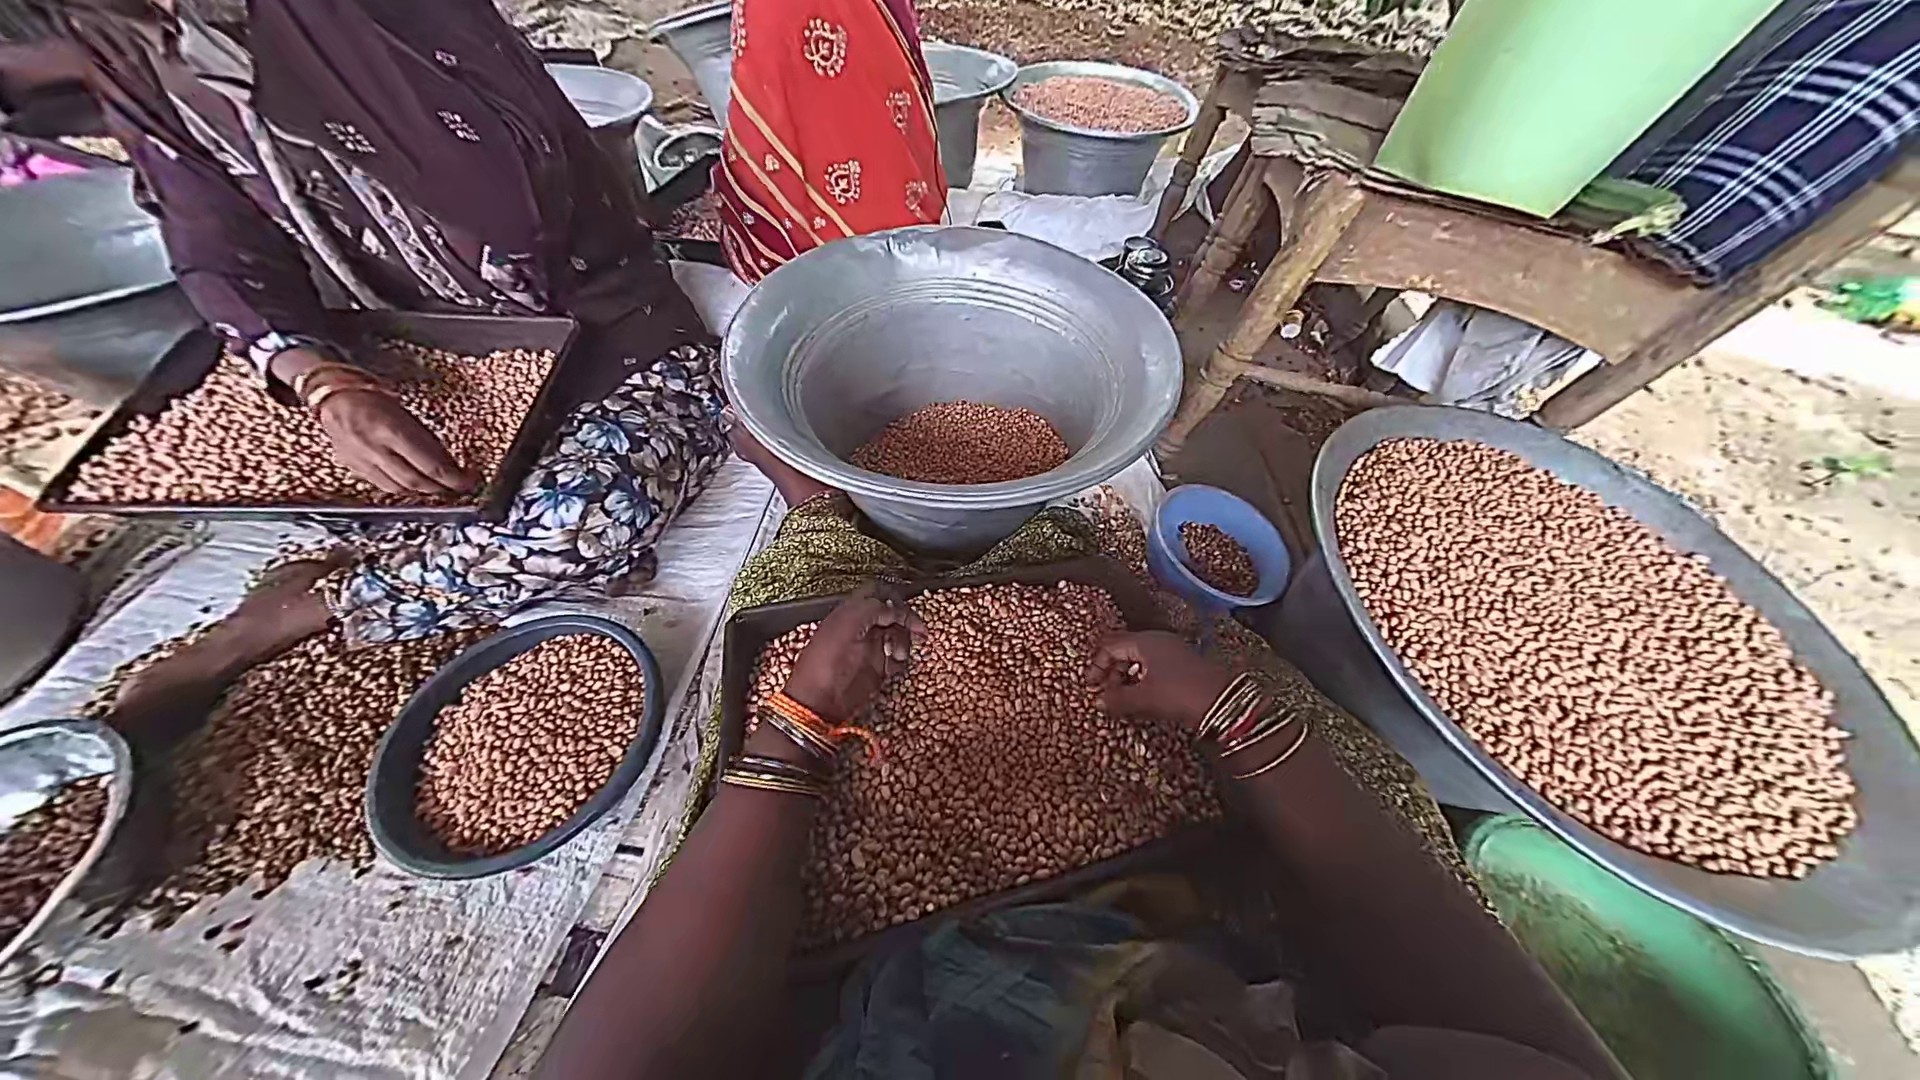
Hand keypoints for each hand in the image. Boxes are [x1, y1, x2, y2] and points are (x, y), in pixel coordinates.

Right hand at [316, 388, 476, 494]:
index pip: (431, 466)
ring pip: (398, 488)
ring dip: (423, 491)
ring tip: (439, 486)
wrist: (336, 397)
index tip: (470, 480)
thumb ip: (430, 444)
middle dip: (442, 487)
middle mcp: (374, 448)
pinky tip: (414, 484)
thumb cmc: (378, 403)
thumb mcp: (411, 418)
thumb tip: (454, 467)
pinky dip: (402, 488)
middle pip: (416, 481)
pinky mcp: (351, 465)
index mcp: (392, 431)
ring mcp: (359, 458)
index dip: (455, 479)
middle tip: (458, 486)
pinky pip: (381, 485)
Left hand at [782, 584, 923, 722]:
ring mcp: (870, 647)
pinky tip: (892, 668)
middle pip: (894, 613)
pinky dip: (900, 660)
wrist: (818, 703)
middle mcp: (862, 627)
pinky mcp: (876, 668)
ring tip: (897, 656)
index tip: (907, 616)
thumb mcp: (847, 626)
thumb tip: (893, 610)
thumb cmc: (826, 664)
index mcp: (850, 612)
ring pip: (898, 634)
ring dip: (903, 642)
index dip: (896, 601)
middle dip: (906, 621)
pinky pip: (897, 656)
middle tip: (916, 632)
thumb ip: (871, 609)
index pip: (879, 595)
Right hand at [1084, 631, 1231, 732]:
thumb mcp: (1143, 698)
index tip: (1091, 687)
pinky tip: (1141, 694)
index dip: (1096, 666)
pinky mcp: (1182, 663)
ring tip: (1122, 696)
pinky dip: (1140, 677)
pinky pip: (1152, 664)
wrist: (1223, 702)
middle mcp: (1157, 639)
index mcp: (1144, 641)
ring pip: (1137, 657)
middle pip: (1122, 649)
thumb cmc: (1179, 694)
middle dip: (1110, 670)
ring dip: (1125, 675)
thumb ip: (1116, 698)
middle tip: (1105, 692)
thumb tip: (1097, 701)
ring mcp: (1171, 649)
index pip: (1109, 646)